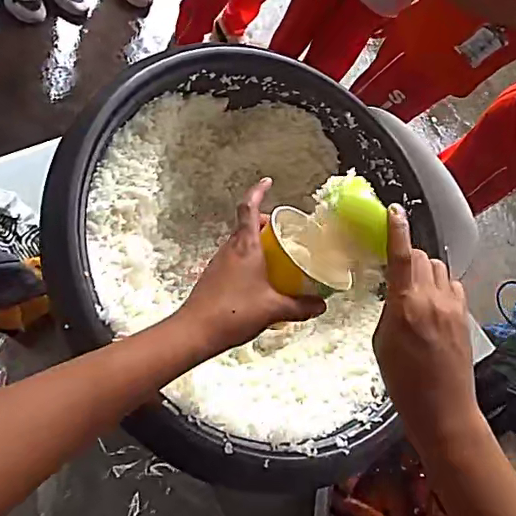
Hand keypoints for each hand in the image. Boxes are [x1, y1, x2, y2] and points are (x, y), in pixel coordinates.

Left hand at [176, 179, 324, 352]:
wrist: (194, 332)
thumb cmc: (233, 313)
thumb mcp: (274, 309)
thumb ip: (300, 306)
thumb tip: (321, 305)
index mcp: (245, 246)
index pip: (248, 208)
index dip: (258, 191)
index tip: (267, 183)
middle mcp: (230, 249)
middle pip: (246, 224)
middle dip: (264, 222)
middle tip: (283, 230)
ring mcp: (219, 263)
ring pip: (239, 242)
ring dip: (256, 242)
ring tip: (276, 255)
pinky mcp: (213, 277)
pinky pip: (234, 259)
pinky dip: (248, 260)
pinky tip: (260, 280)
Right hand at [372, 206, 475, 440]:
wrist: (444, 410)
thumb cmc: (405, 383)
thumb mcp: (382, 343)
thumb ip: (389, 309)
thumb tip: (395, 291)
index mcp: (406, 306)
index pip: (400, 256)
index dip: (396, 230)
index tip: (394, 211)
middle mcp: (432, 299)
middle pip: (419, 256)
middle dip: (406, 257)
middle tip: (396, 273)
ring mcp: (452, 305)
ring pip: (436, 266)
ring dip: (423, 270)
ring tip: (415, 292)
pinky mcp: (464, 313)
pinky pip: (450, 284)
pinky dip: (439, 285)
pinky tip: (432, 304)